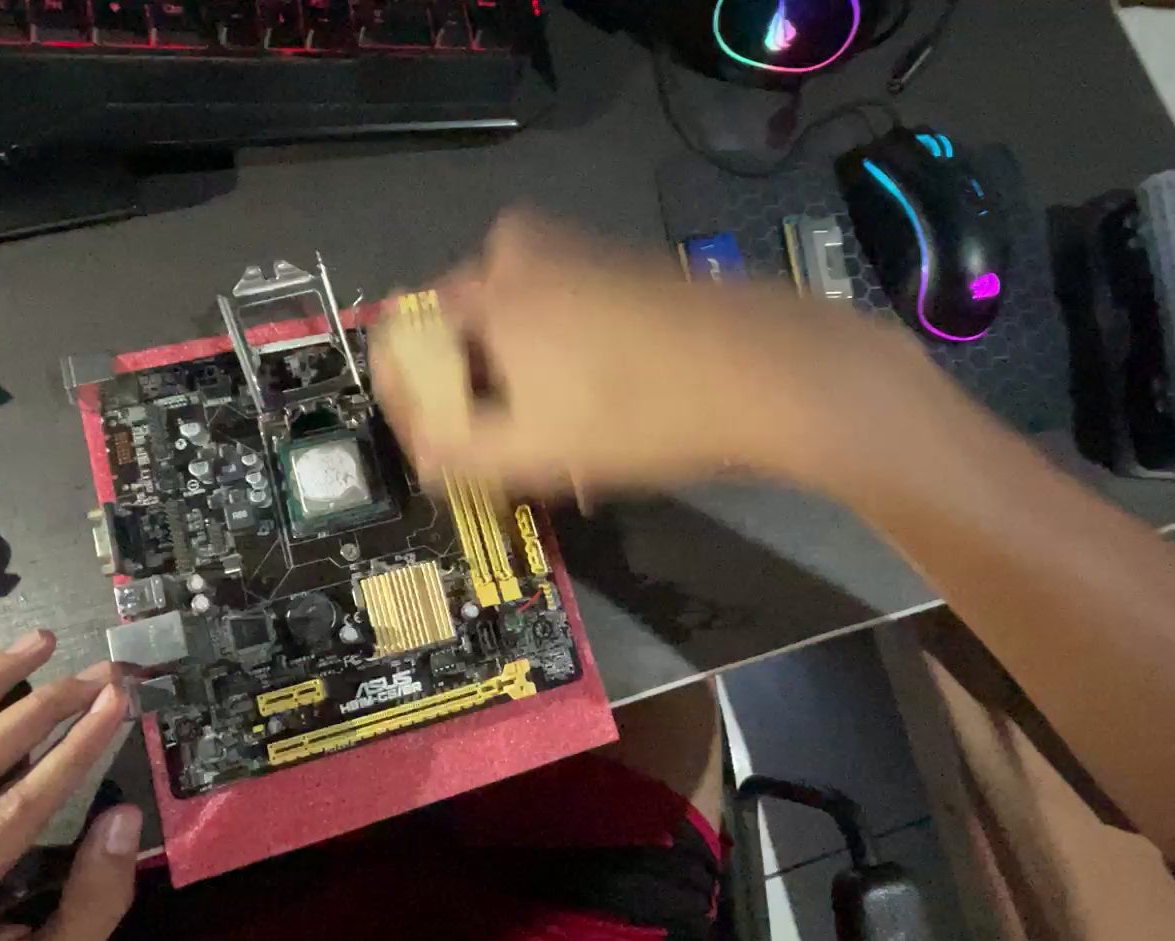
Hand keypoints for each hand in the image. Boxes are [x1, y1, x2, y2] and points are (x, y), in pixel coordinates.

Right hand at [370, 208, 925, 495]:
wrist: (769, 371)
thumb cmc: (641, 414)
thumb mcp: (534, 452)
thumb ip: (455, 454)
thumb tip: (422, 450)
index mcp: (486, 288)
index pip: (405, 342)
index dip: (414, 406)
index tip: (442, 452)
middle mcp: (520, 251)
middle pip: (459, 337)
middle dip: (472, 399)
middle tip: (508, 455)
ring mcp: (576, 250)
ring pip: (511, 329)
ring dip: (518, 387)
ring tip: (559, 444)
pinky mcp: (617, 265)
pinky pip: (557, 315)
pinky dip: (558, 362)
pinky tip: (597, 408)